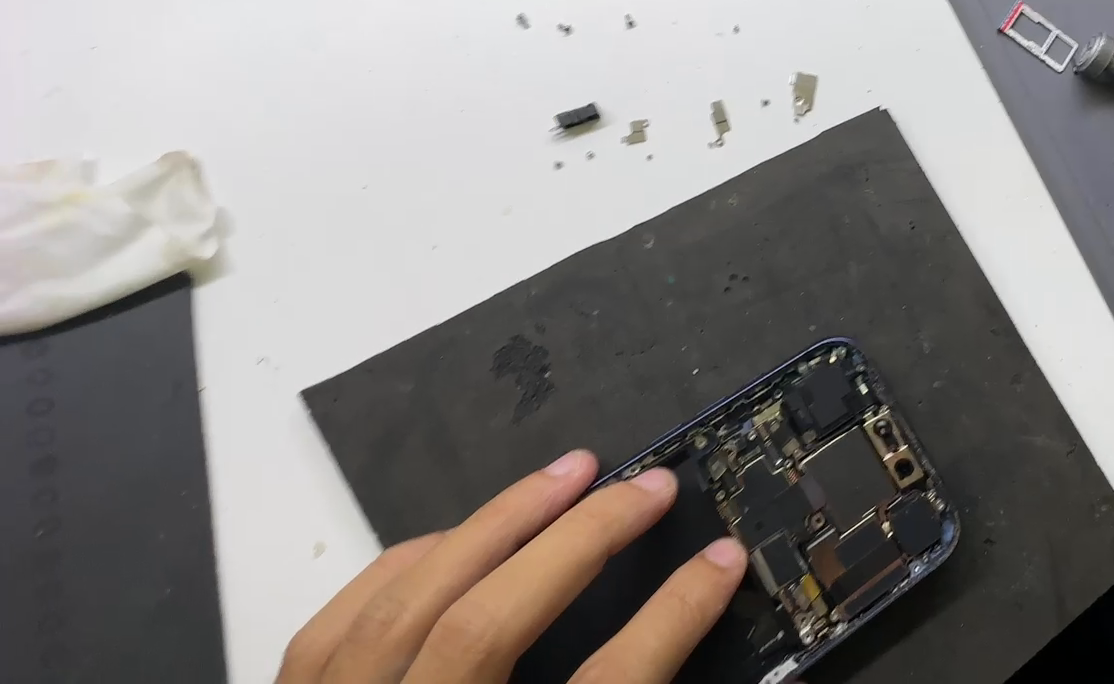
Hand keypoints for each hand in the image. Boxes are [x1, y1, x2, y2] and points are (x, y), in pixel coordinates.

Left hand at [279, 451, 747, 683]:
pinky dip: (408, 563)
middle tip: (653, 485)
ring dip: (502, 522)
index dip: (673, 618)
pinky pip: (335, 628)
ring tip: (572, 471)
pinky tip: (459, 534)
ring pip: (409, 611)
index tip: (724, 558)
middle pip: (488, 631)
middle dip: (584, 540)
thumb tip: (757, 674)